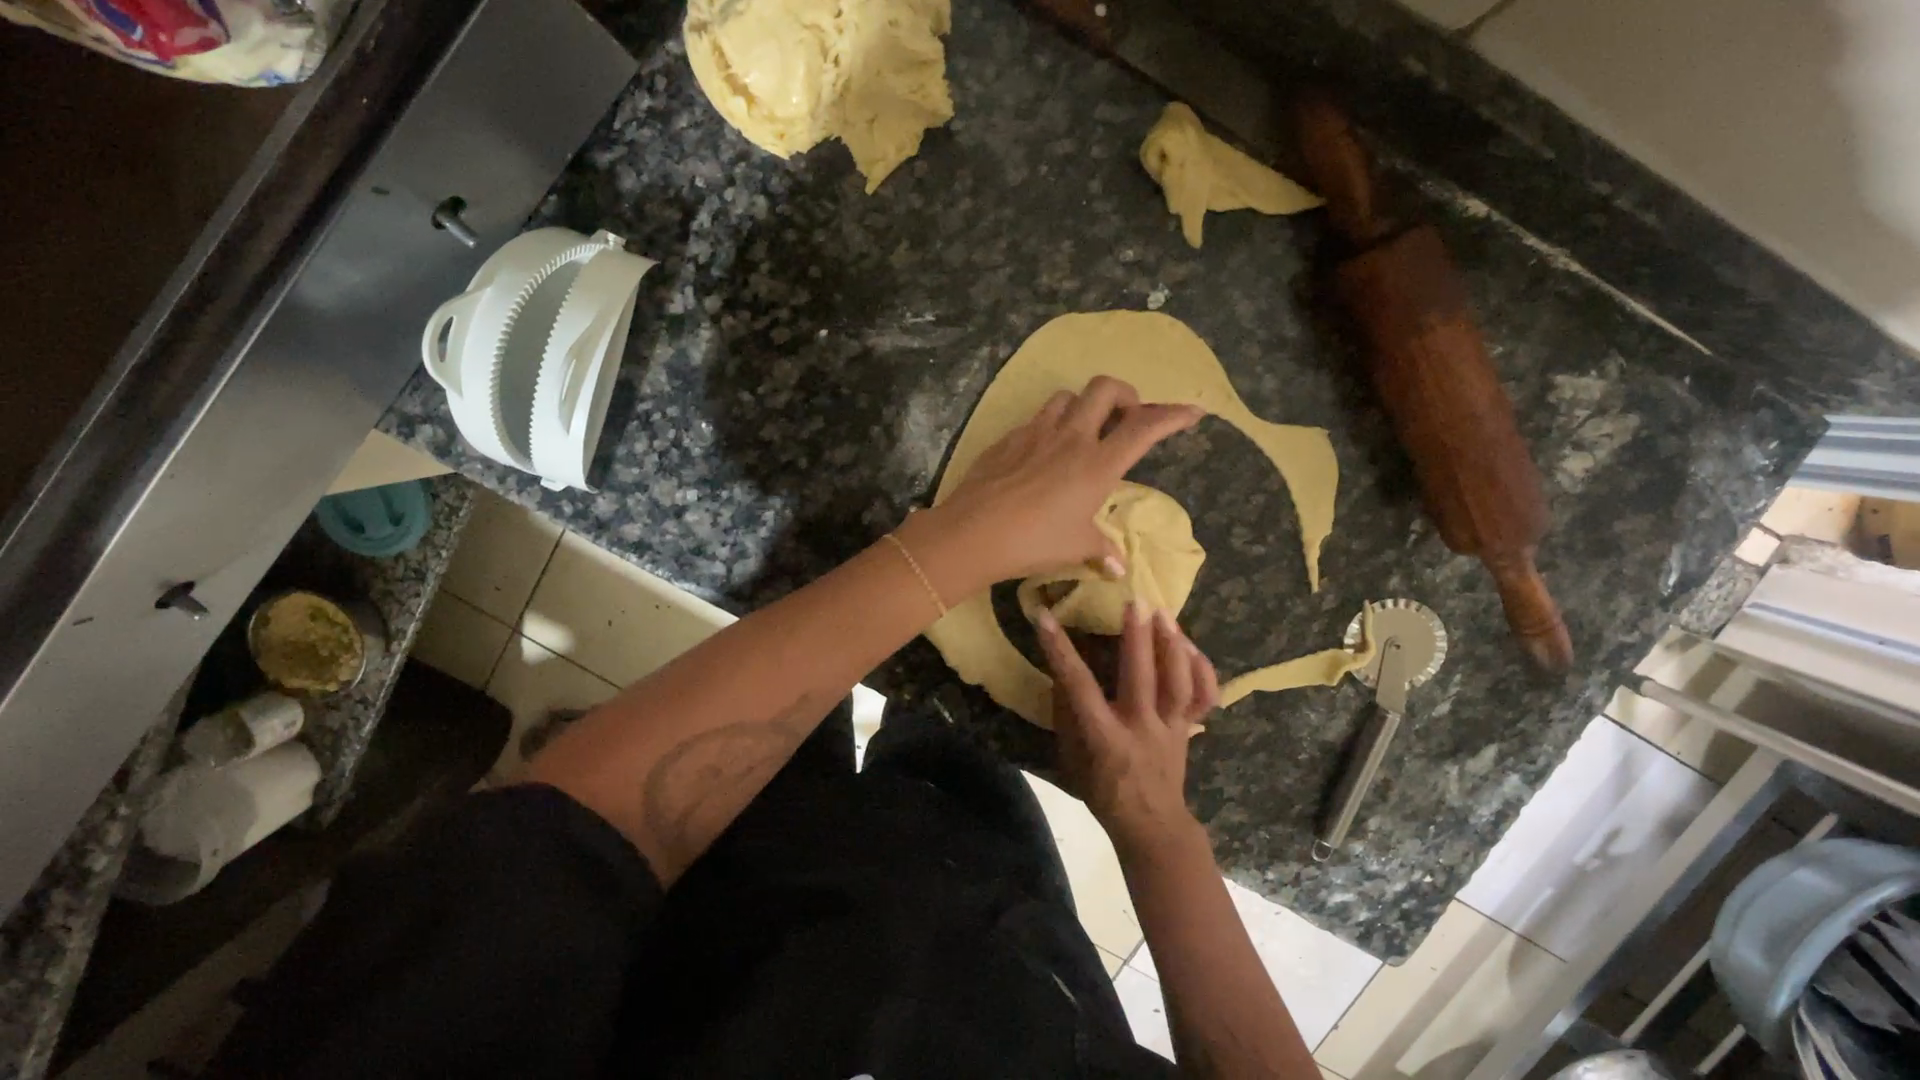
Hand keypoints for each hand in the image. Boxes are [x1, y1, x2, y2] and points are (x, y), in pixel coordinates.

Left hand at [927, 377, 1200, 588]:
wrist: (973, 533)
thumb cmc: (1034, 542)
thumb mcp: (1076, 548)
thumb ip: (1101, 551)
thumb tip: (1118, 567)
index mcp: (1098, 464)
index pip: (1145, 427)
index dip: (1173, 415)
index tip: (1191, 411)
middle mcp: (1071, 438)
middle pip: (1106, 389)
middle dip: (1125, 394)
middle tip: (1127, 418)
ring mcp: (1036, 433)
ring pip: (1067, 396)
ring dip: (1083, 406)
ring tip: (1084, 431)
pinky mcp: (1008, 438)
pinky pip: (1036, 420)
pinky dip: (1049, 427)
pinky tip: (1043, 454)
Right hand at [1035, 601, 1219, 858]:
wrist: (1152, 824)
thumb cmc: (1103, 792)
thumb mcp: (1071, 759)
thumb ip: (1066, 717)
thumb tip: (1060, 674)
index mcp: (1104, 738)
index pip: (1078, 687)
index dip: (1060, 651)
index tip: (1045, 618)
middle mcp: (1140, 728)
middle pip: (1142, 678)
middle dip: (1137, 638)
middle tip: (1134, 602)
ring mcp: (1171, 728)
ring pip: (1178, 684)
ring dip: (1172, 647)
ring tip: (1165, 615)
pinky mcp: (1190, 729)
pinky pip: (1204, 698)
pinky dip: (1203, 671)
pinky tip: (1191, 646)